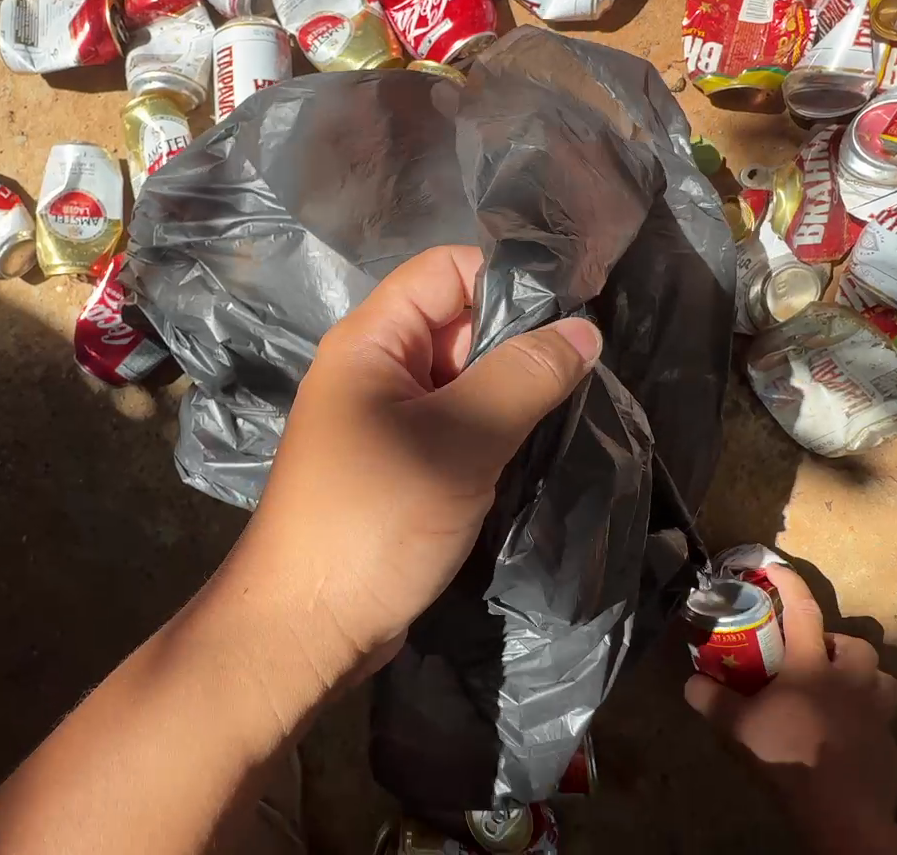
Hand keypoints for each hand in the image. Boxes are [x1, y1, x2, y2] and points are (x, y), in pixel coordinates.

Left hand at [219, 245, 600, 693]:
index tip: (574, 313)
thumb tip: (583, 328)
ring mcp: (386, 418)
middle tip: (587, 374)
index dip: (507, 280)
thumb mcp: (458, 441)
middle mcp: (375, 368)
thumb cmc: (374, 518)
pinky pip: (456, 425)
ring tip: (573, 412)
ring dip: (513, 394)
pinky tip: (538, 449)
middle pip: (460, 323)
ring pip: (464, 380)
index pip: (447, 270)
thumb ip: (523, 378)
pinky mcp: (400, 463)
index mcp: (372, 339)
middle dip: (520, 343)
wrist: (309, 625)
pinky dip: (494, 432)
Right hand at [685, 565, 896, 840]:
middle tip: (812, 655)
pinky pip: (883, 716)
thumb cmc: (788, 755)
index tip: (774, 567)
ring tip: (837, 688)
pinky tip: (844, 729)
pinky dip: (866, 714)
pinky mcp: (890, 743)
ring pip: (882, 678)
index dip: (788, 583)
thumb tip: (691, 683)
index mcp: (811, 666)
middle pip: (856, 644)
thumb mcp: (736, 725)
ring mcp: (875, 712)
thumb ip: (710, 698)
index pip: (802, 609)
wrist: (843, 813)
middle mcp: (850, 680)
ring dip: (862, 676)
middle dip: (837, 643)